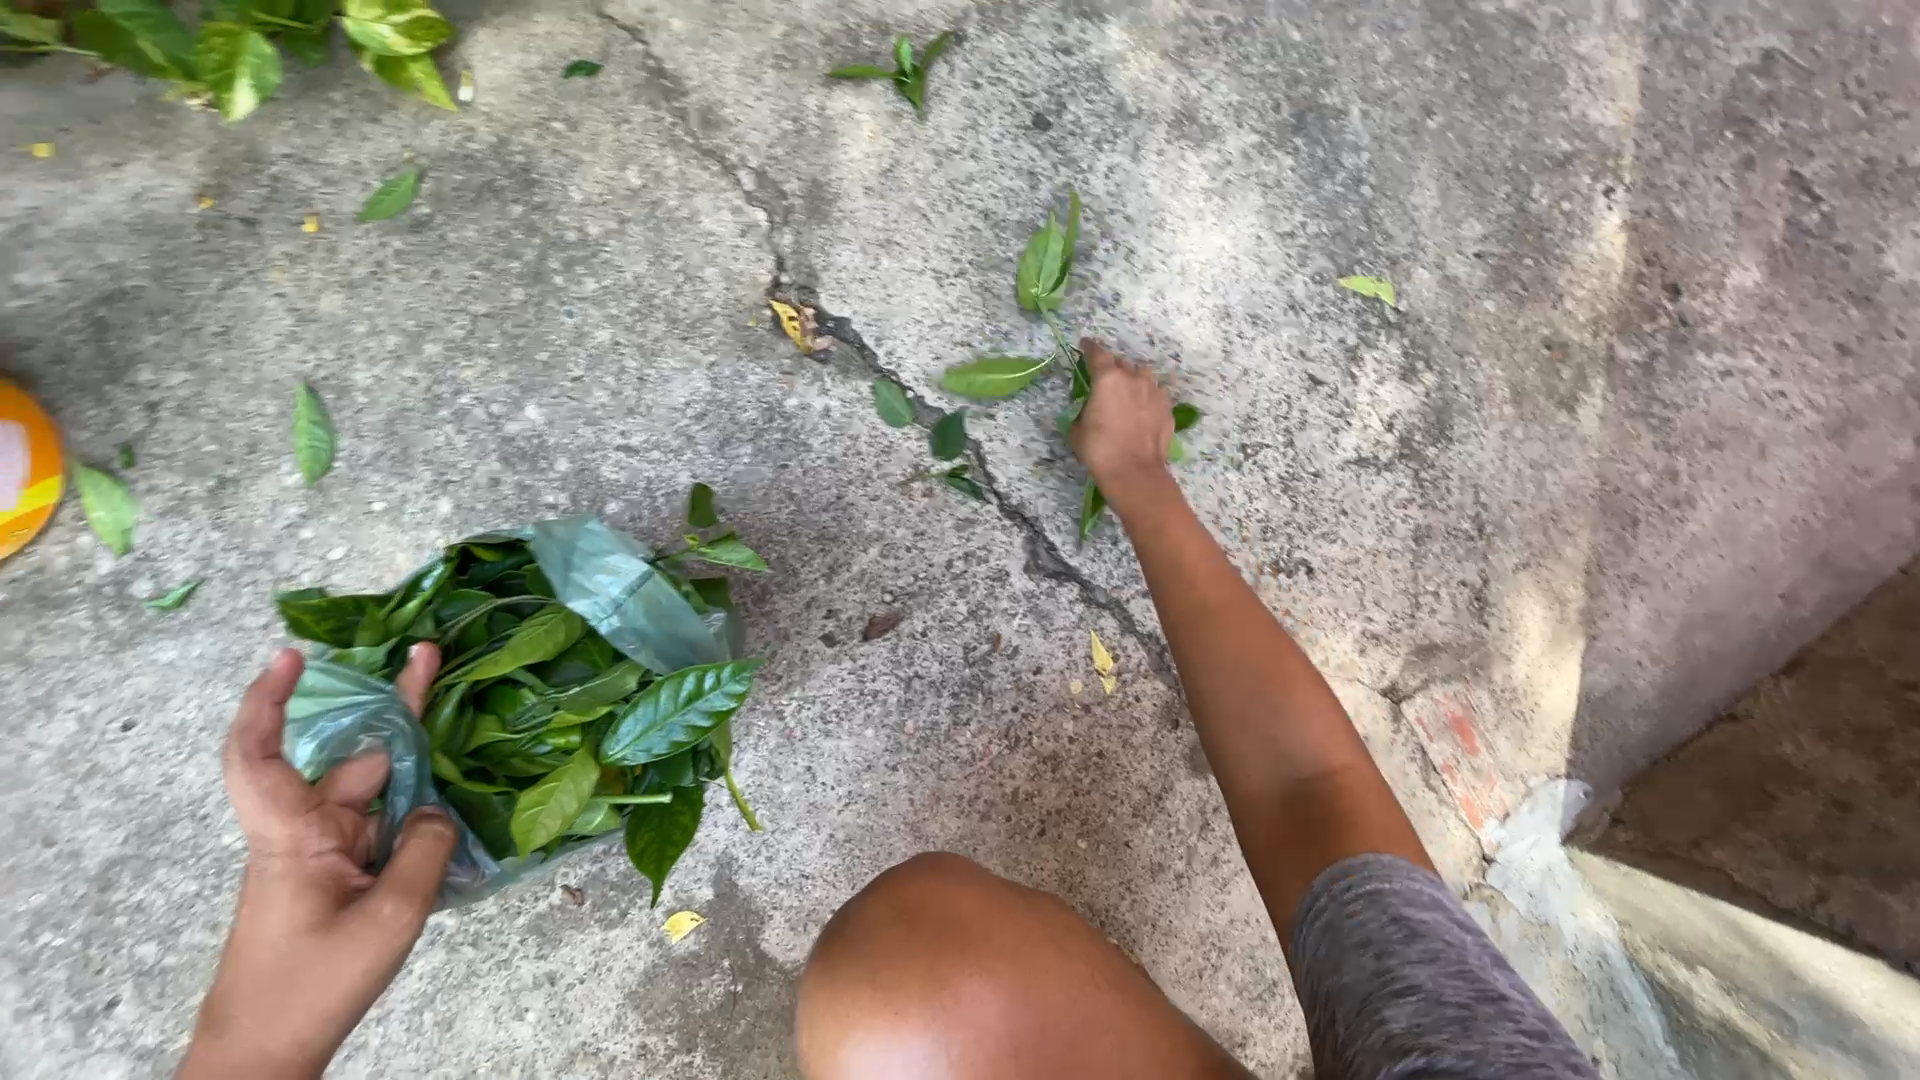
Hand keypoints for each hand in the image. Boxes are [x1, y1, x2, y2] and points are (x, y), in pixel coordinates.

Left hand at [179, 646, 457, 1079]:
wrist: (268, 1052)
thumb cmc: (314, 982)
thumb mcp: (390, 914)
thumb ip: (426, 848)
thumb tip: (438, 808)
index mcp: (294, 834)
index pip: (258, 757)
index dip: (268, 703)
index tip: (293, 655)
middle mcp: (308, 829)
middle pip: (353, 756)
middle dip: (392, 706)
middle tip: (431, 652)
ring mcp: (328, 849)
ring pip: (380, 788)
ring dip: (418, 759)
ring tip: (464, 714)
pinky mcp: (345, 870)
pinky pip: (388, 821)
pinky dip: (421, 803)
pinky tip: (460, 797)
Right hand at [1068, 338, 1175, 510]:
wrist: (1134, 472)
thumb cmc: (1100, 451)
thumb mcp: (1078, 431)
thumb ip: (1083, 412)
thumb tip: (1088, 412)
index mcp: (1108, 379)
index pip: (1097, 354)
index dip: (1089, 348)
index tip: (1085, 345)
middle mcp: (1133, 379)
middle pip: (1121, 363)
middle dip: (1112, 367)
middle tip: (1104, 378)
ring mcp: (1154, 392)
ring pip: (1143, 374)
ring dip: (1133, 378)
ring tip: (1127, 390)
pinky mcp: (1167, 407)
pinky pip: (1156, 392)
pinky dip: (1148, 395)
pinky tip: (1143, 407)